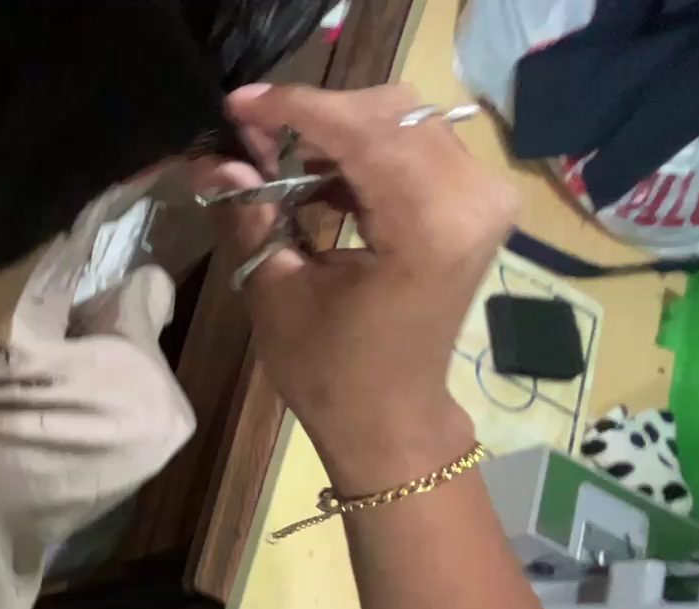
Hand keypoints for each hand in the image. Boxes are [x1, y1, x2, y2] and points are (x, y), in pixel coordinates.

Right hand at [192, 83, 517, 493]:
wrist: (386, 413)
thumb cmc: (326, 369)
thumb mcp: (277, 293)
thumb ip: (253, 218)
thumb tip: (216, 166)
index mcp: (428, 224)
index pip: (366, 132)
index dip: (296, 110)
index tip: (238, 105)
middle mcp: (474, 196)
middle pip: (393, 114)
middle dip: (314, 116)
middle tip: (248, 134)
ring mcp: (482, 197)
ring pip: (406, 125)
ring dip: (335, 133)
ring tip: (270, 157)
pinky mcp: (472, 204)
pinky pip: (415, 152)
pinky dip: (359, 155)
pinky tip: (311, 177)